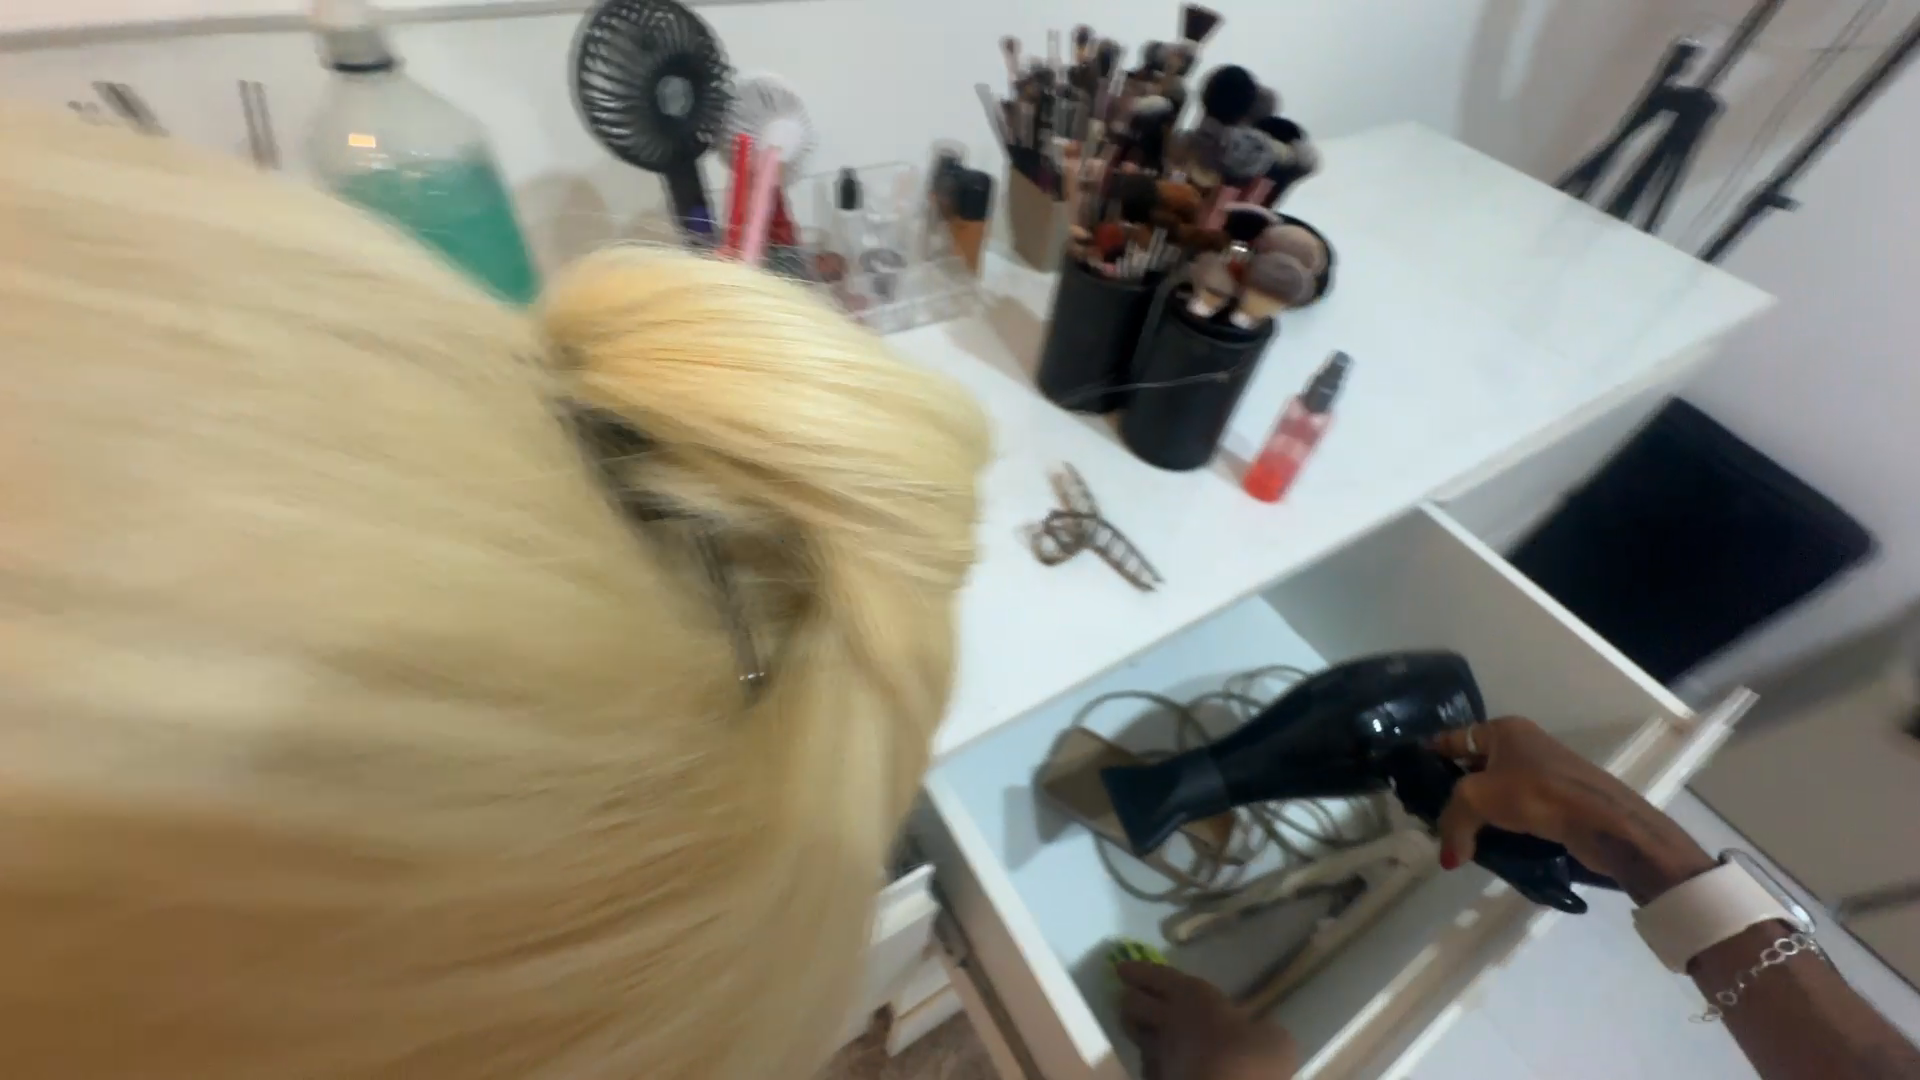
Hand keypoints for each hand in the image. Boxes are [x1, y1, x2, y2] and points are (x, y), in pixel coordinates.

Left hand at [1117, 962, 1297, 1079]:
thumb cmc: (1253, 1061)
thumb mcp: (1275, 1041)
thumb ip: (1264, 1032)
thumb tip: (1265, 1034)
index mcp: (1192, 995)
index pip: (1156, 975)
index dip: (1138, 971)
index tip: (1122, 969)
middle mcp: (1168, 1019)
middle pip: (1133, 1003)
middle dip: (1128, 999)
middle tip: (1127, 997)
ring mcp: (1159, 1054)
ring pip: (1134, 1034)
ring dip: (1134, 1028)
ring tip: (1136, 1027)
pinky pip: (1147, 1068)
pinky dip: (1150, 1065)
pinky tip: (1157, 1068)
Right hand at [1426, 717, 1713, 904]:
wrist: (1611, 825)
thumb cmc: (1537, 795)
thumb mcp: (1477, 800)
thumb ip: (1452, 823)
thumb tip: (1448, 859)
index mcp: (1503, 729)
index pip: (1451, 739)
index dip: (1429, 759)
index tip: (1412, 781)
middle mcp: (1525, 744)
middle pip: (1474, 766)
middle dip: (1455, 790)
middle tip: (1436, 813)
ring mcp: (1547, 771)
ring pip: (1498, 790)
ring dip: (1482, 811)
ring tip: (1463, 832)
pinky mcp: (1564, 799)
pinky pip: (1521, 808)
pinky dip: (1507, 823)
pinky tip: (1496, 841)